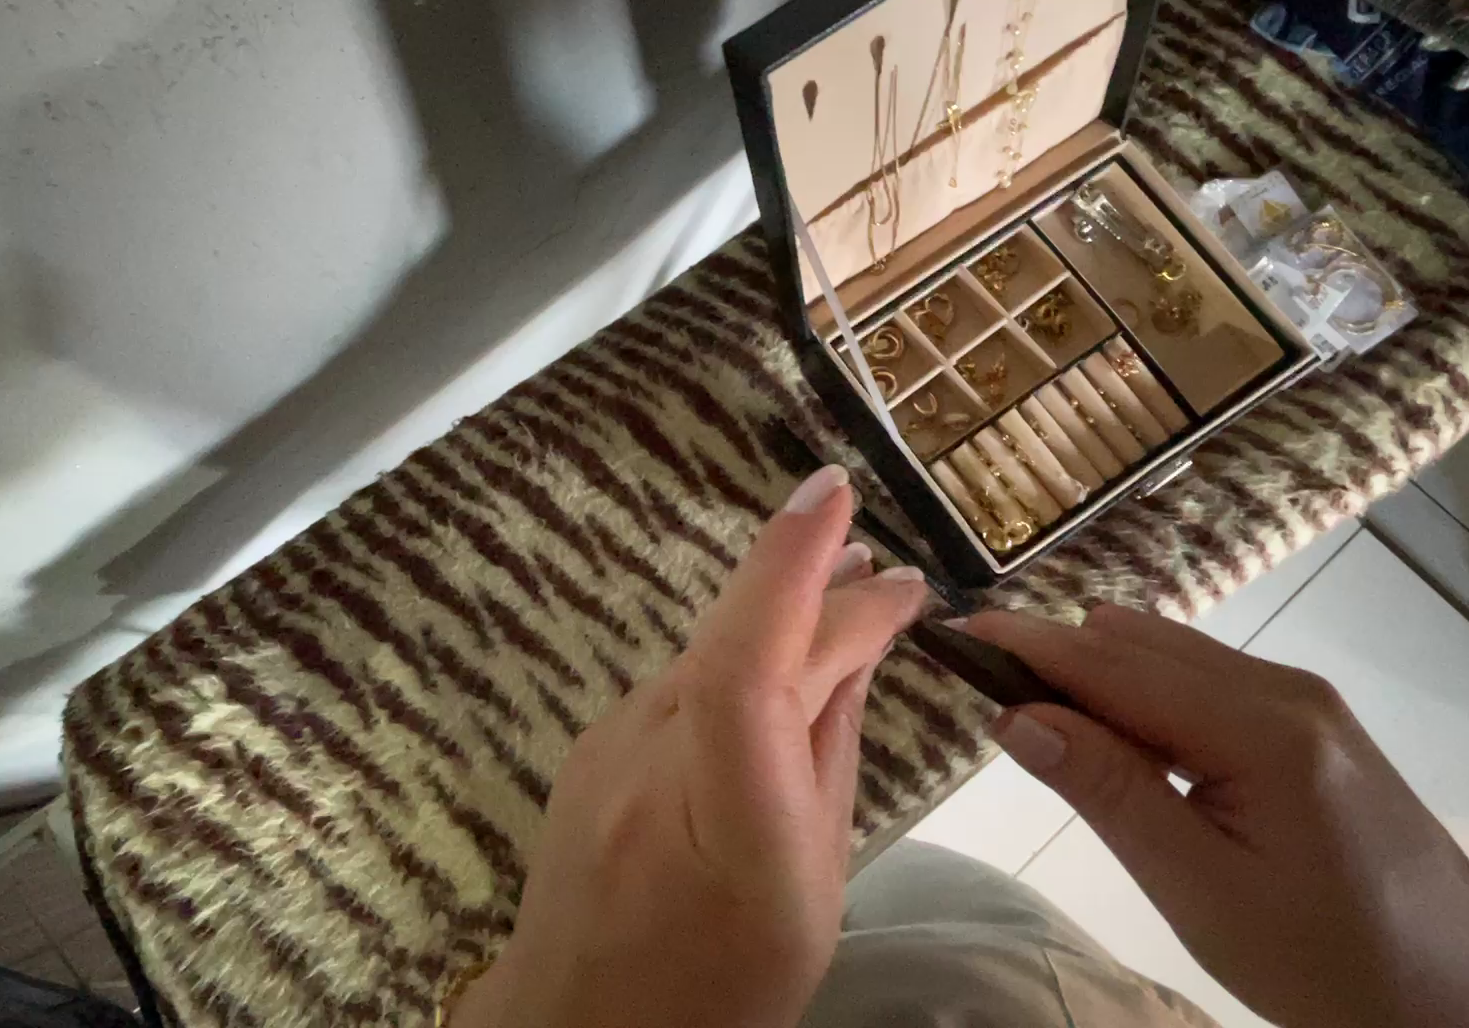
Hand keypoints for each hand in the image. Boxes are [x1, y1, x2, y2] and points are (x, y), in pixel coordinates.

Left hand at [449, 465, 927, 1027]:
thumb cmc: (723, 981)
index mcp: (725, 816)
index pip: (746, 664)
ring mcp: (610, 741)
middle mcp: (650, 759)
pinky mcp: (596, 736)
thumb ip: (830, 755)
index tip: (833, 492)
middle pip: (742, 641)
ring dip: (783, 619)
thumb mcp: (813, 885)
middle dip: (819, 587)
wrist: (581, 1022)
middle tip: (887, 570)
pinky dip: (740, 659)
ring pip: (716, 652)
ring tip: (849, 586)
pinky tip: (776, 662)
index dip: (787, 567)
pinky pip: (688, 679)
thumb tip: (857, 649)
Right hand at [959, 606, 1468, 1027]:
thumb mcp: (1199, 890)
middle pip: (1131, 640)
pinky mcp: (1303, 716)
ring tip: (1055, 731)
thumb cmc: (1329, 967)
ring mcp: (1298, 696)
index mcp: (1261, 728)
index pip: (1110, 663)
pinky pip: (1191, 673)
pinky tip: (1126, 742)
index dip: (1024, 643)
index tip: (954, 631)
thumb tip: (1012, 715)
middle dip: (1053, 658)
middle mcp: (1281, 687)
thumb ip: (1104, 789)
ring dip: (1092, 674)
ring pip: (1159, 649)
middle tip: (998, 706)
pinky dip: (1135, 689)